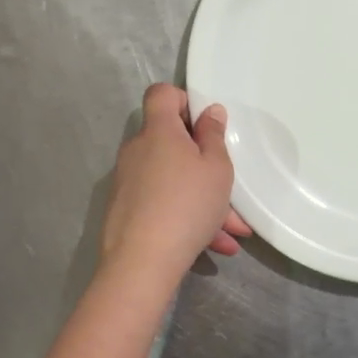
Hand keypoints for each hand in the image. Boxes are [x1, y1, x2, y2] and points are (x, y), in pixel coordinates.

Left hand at [97, 85, 250, 291]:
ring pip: (172, 179)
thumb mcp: (217, 169)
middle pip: (170, 141)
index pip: (161, 94)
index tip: (204, 124)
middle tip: (229, 186)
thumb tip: (209, 112)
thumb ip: (214, 136)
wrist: (142, 263)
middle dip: (203, 161)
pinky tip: (214, 244)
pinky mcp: (125, 211)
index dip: (183, 99)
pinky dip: (186, 216)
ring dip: (201, 197)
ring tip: (232, 230)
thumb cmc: (187, 205)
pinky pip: (162, 203)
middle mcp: (137, 151)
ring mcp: (128, 182)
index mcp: (159, 132)